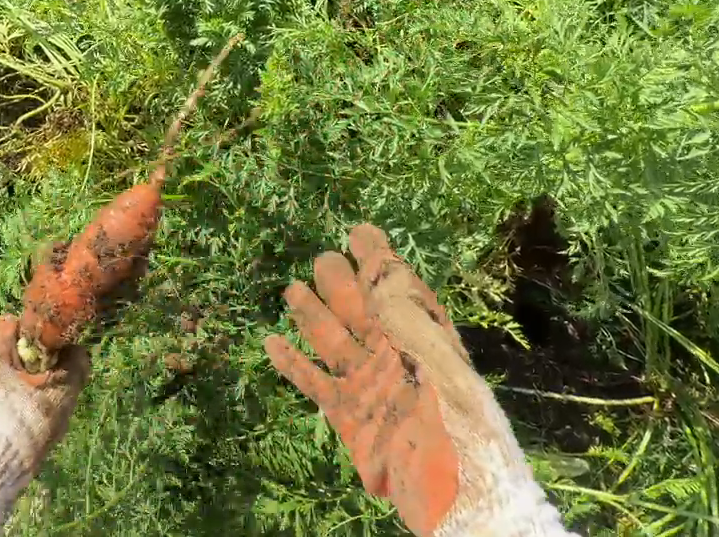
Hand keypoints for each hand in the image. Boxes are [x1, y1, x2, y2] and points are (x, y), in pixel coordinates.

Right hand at [266, 226, 561, 536]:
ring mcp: (365, 382)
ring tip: (291, 289)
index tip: (358, 231)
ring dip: (310, 313)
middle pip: (357, 308)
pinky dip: (290, 363)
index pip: (393, 285)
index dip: (377, 259)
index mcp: (418, 334)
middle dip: (339, 281)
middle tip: (324, 262)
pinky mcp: (345, 412)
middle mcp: (390, 353)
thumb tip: (372, 248)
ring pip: (329, 338)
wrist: (449, 488)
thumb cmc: (448, 410)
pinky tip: (270, 342)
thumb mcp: (430, 341)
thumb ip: (399, 298)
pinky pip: (312, 381)